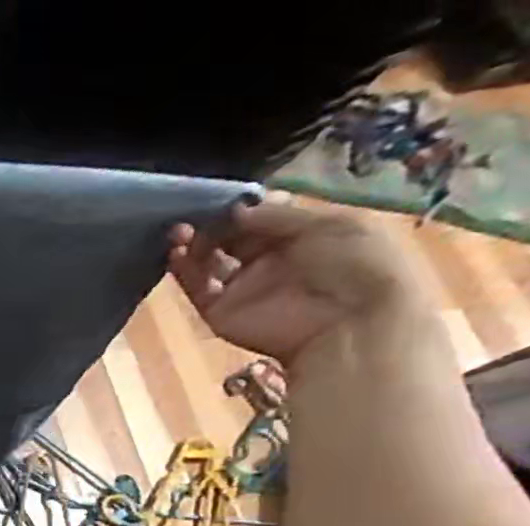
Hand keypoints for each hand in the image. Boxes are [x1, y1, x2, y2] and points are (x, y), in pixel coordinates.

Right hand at [168, 199, 424, 361]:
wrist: (345, 323)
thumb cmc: (353, 264)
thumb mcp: (329, 225)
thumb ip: (277, 217)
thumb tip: (234, 209)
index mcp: (300, 235)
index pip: (260, 217)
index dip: (240, 207)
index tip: (223, 198)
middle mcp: (268, 259)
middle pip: (230, 238)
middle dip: (211, 224)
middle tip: (193, 215)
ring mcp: (242, 287)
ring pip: (208, 261)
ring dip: (192, 245)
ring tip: (179, 232)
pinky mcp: (219, 311)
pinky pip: (196, 288)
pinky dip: (183, 271)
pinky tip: (175, 255)